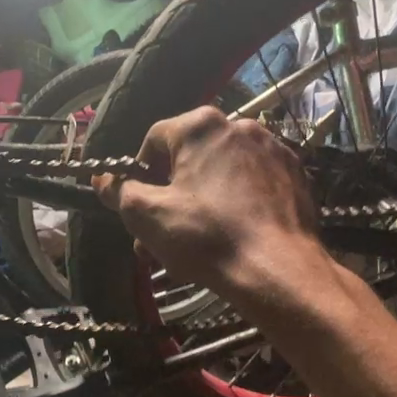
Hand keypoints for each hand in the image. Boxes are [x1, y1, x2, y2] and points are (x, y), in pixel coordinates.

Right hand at [94, 108, 327, 299]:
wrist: (278, 270)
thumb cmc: (206, 237)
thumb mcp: (146, 215)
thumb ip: (119, 191)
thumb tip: (102, 179)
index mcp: (201, 126)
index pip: (153, 139)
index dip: (139, 173)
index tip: (139, 205)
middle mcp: (240, 126)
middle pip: (189, 157)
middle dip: (170, 194)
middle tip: (161, 233)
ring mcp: (272, 149)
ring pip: (221, 172)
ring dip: (200, 200)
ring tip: (194, 240)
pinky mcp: (294, 175)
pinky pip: (251, 183)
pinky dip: (235, 202)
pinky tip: (231, 234)